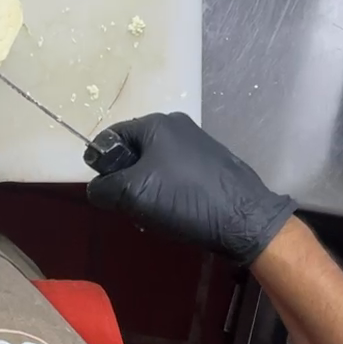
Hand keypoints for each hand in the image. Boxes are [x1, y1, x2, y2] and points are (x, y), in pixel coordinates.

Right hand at [87, 113, 296, 264]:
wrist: (246, 220)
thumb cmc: (185, 199)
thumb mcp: (133, 194)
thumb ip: (104, 188)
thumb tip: (96, 188)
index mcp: (155, 123)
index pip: (111, 137)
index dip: (102, 165)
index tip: (106, 191)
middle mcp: (176, 125)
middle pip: (133, 152)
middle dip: (126, 181)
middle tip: (131, 207)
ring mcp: (197, 143)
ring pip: (154, 165)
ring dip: (147, 190)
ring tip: (153, 215)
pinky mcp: (211, 162)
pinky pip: (175, 173)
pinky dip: (168, 192)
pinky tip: (174, 213)